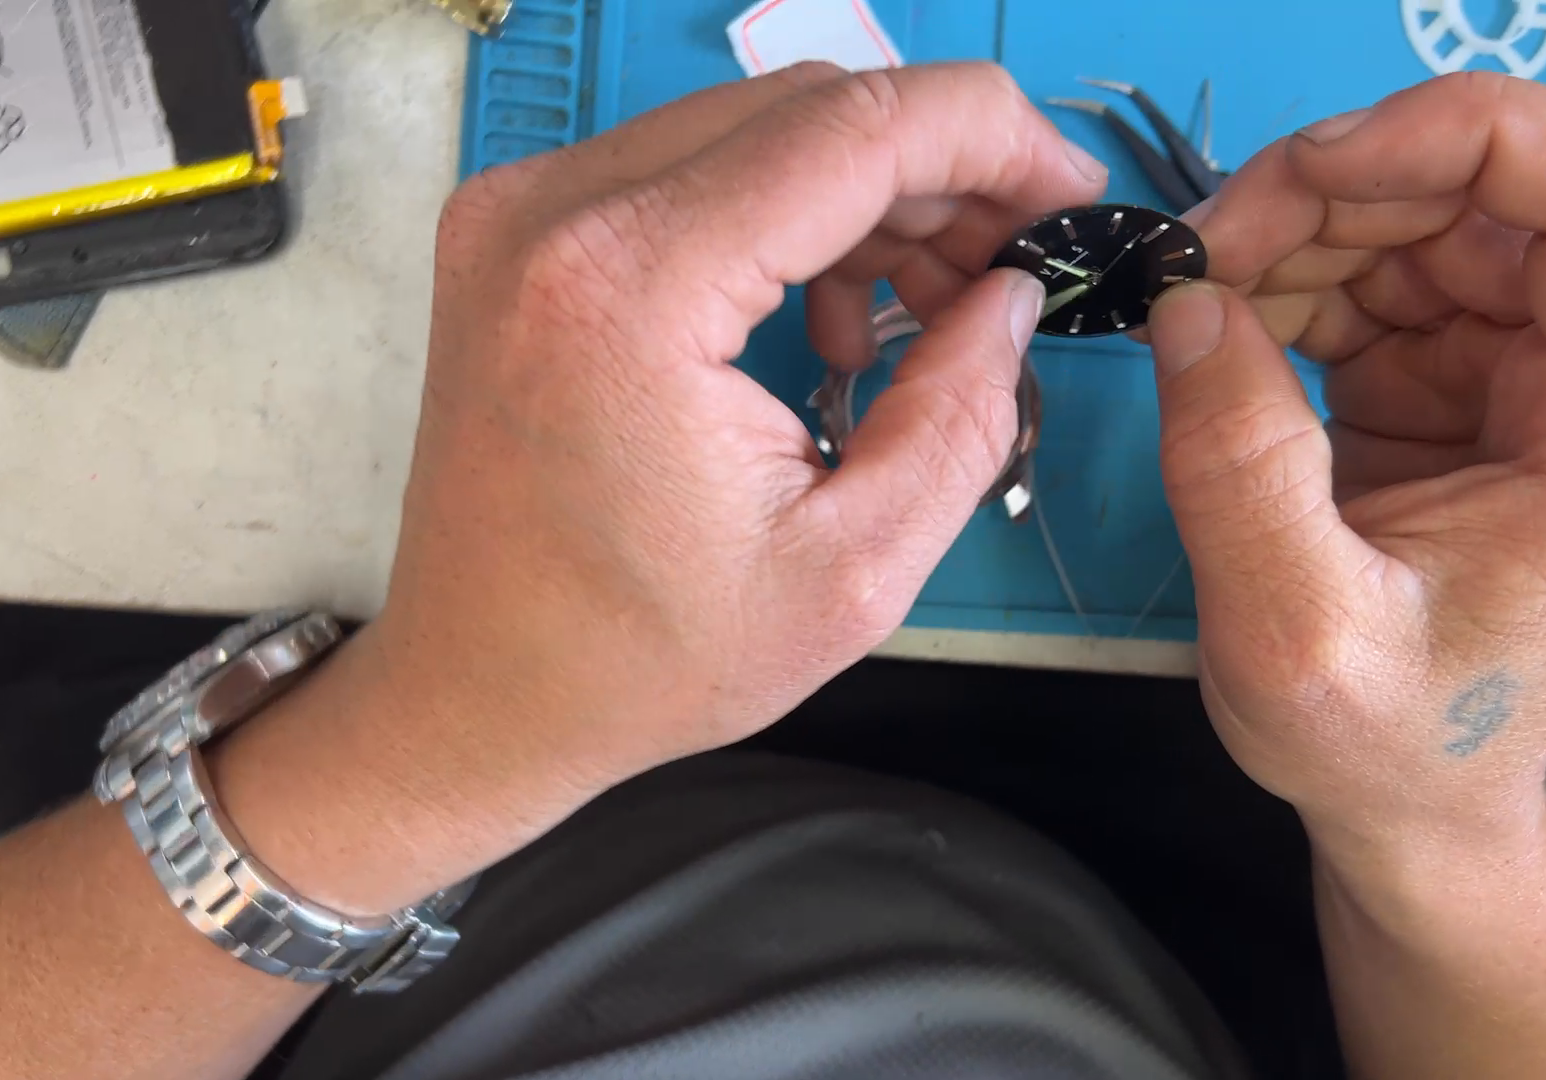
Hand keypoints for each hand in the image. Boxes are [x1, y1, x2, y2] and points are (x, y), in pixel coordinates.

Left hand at [261, 63, 1101, 899]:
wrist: (481, 692)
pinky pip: (690, 184)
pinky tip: (820, 325)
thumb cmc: (646, 661)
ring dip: (863, 206)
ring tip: (918, 316)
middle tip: (1002, 270)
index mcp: (633, 289)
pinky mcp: (518, 245)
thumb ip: (959, 421)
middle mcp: (555, 215)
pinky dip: (783, 228)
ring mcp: (520, 218)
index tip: (1065, 191)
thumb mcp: (850, 573)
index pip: (856, 131)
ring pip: (750, 139)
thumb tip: (1007, 300)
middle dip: (936, 177)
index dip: (992, 139)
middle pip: (804, 115)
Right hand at [1145, 74, 1545, 855]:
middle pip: (1490, 199)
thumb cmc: (1371, 738)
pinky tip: (1217, 333)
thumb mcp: (1289, 623)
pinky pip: (1365, 293)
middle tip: (1192, 257)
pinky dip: (1280, 292)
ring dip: (1293, 242)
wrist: (1397, 798)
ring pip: (1418, 233)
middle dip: (1331, 197)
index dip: (1457, 140)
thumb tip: (1183, 308)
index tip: (1289, 177)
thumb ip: (1235, 467)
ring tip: (1189, 302)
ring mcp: (1506, 385)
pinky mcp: (1434, 398)